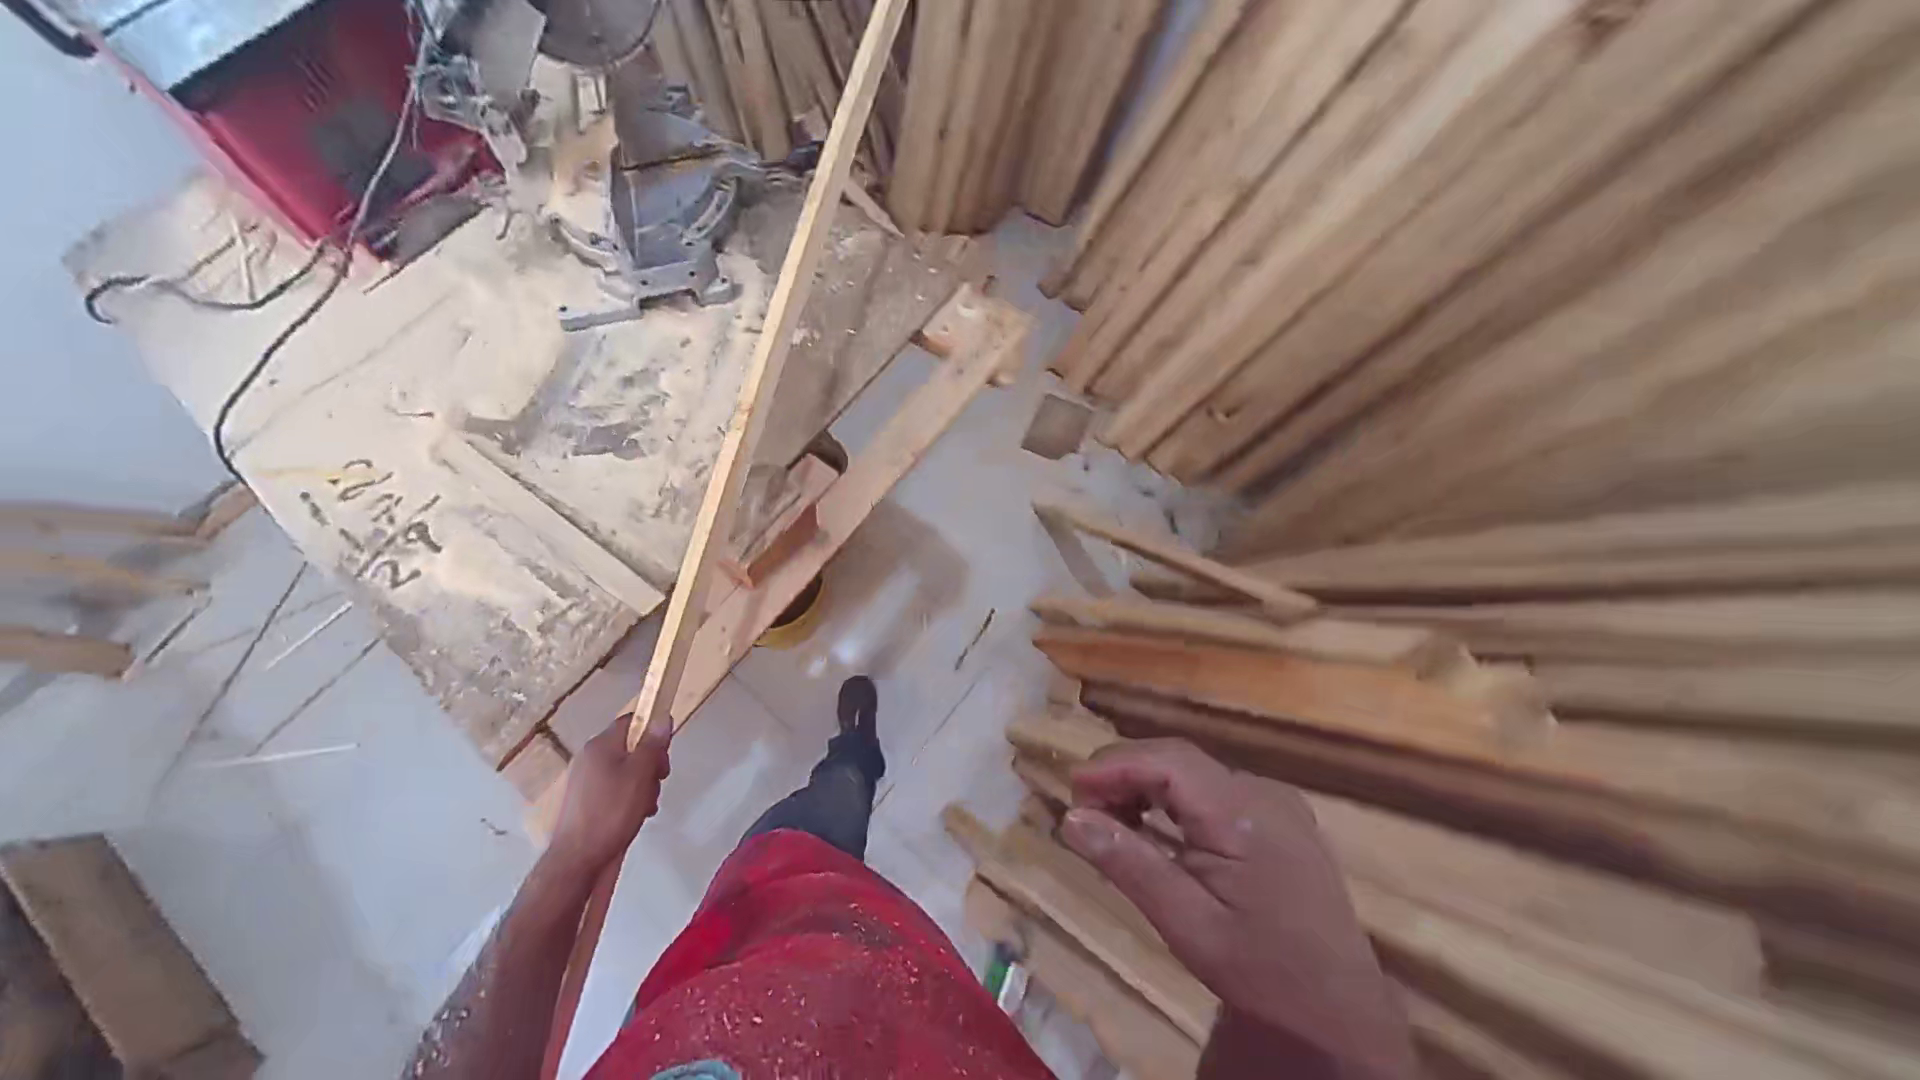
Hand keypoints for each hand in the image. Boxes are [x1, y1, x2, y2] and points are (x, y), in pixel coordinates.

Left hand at [548, 712, 670, 875]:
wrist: (578, 860)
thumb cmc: (612, 812)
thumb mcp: (640, 773)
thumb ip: (653, 744)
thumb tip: (661, 716)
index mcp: (600, 745)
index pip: (632, 720)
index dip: (653, 730)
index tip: (665, 751)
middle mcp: (590, 758)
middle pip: (632, 746)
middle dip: (651, 763)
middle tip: (659, 780)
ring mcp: (587, 781)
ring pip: (628, 770)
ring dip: (644, 784)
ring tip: (646, 804)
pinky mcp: (587, 801)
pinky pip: (617, 789)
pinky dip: (631, 797)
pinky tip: (636, 815)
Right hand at [1062, 739, 1412, 1076]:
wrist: (1339, 1013)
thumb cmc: (1261, 972)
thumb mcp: (1187, 924)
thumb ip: (1129, 864)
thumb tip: (1070, 818)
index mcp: (1242, 813)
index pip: (1166, 761)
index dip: (1113, 765)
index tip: (1071, 789)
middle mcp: (1261, 792)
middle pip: (1177, 759)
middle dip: (1123, 773)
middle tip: (1083, 808)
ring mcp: (1273, 801)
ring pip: (1191, 771)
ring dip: (1145, 784)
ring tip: (1109, 819)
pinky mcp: (1276, 816)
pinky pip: (1210, 790)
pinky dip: (1171, 798)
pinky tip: (1151, 825)